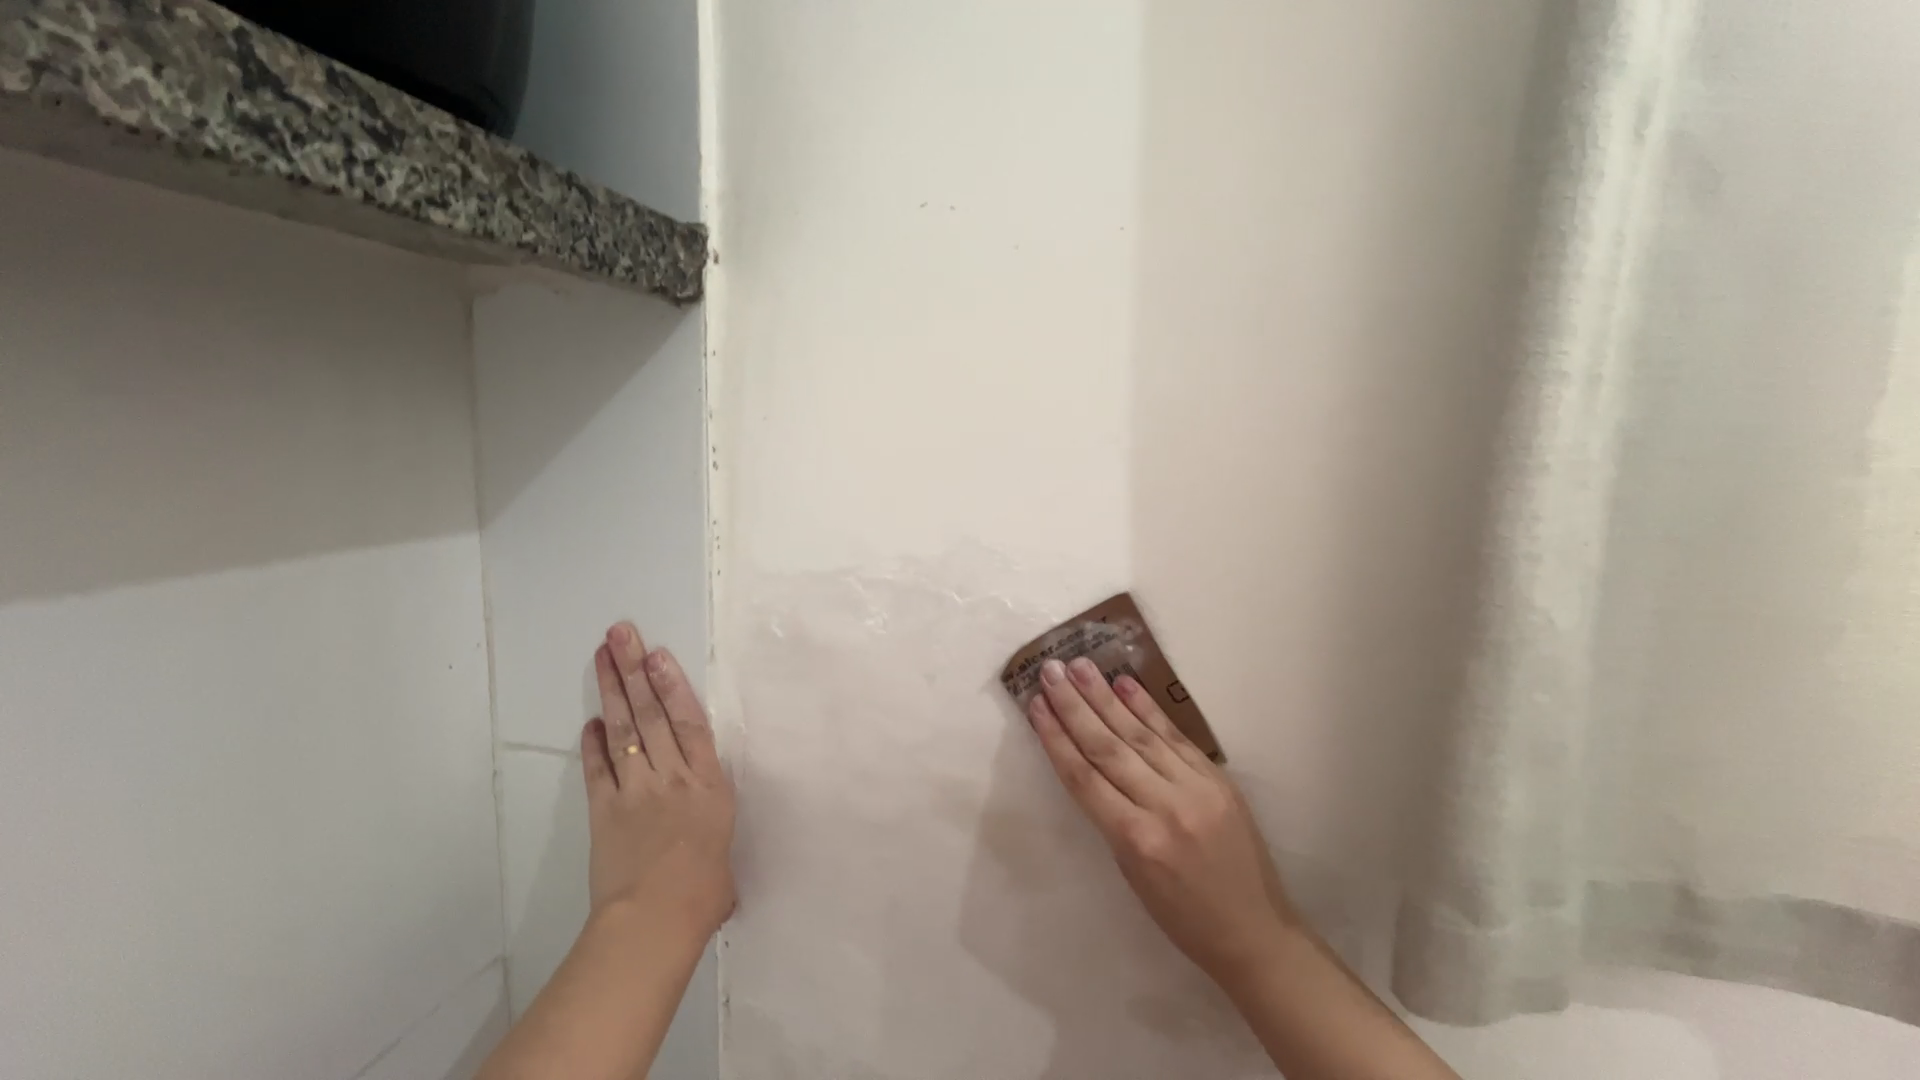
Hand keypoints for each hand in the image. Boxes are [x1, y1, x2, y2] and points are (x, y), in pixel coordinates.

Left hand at [584, 622, 735, 935]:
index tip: (658, 654)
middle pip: (651, 714)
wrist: (657, 918)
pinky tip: (590, 720)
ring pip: (624, 731)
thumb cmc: (704, 892)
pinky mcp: (604, 810)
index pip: (690, 721)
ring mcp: (636, 790)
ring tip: (604, 656)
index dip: (673, 685)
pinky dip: (593, 744)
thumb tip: (707, 852)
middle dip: (635, 671)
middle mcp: (673, 776)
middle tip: (621, 634)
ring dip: (613, 691)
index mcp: (709, 784)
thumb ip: (712, 837)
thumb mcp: (724, 856)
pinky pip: (599, 769)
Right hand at [1024, 657, 1293, 980]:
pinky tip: (1126, 684)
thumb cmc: (1182, 917)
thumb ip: (1112, 819)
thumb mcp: (1132, 875)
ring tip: (1081, 666)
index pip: (1084, 778)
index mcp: (1136, 840)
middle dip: (1074, 706)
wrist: (1255, 932)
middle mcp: (1165, 807)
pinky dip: (1148, 709)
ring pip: (1140, 735)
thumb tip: (1091, 766)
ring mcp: (1196, 789)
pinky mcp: (1218, 780)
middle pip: (1108, 747)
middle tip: (1051, 670)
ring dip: (1106, 697)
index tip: (1035, 705)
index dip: (1055, 738)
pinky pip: (1175, 738)